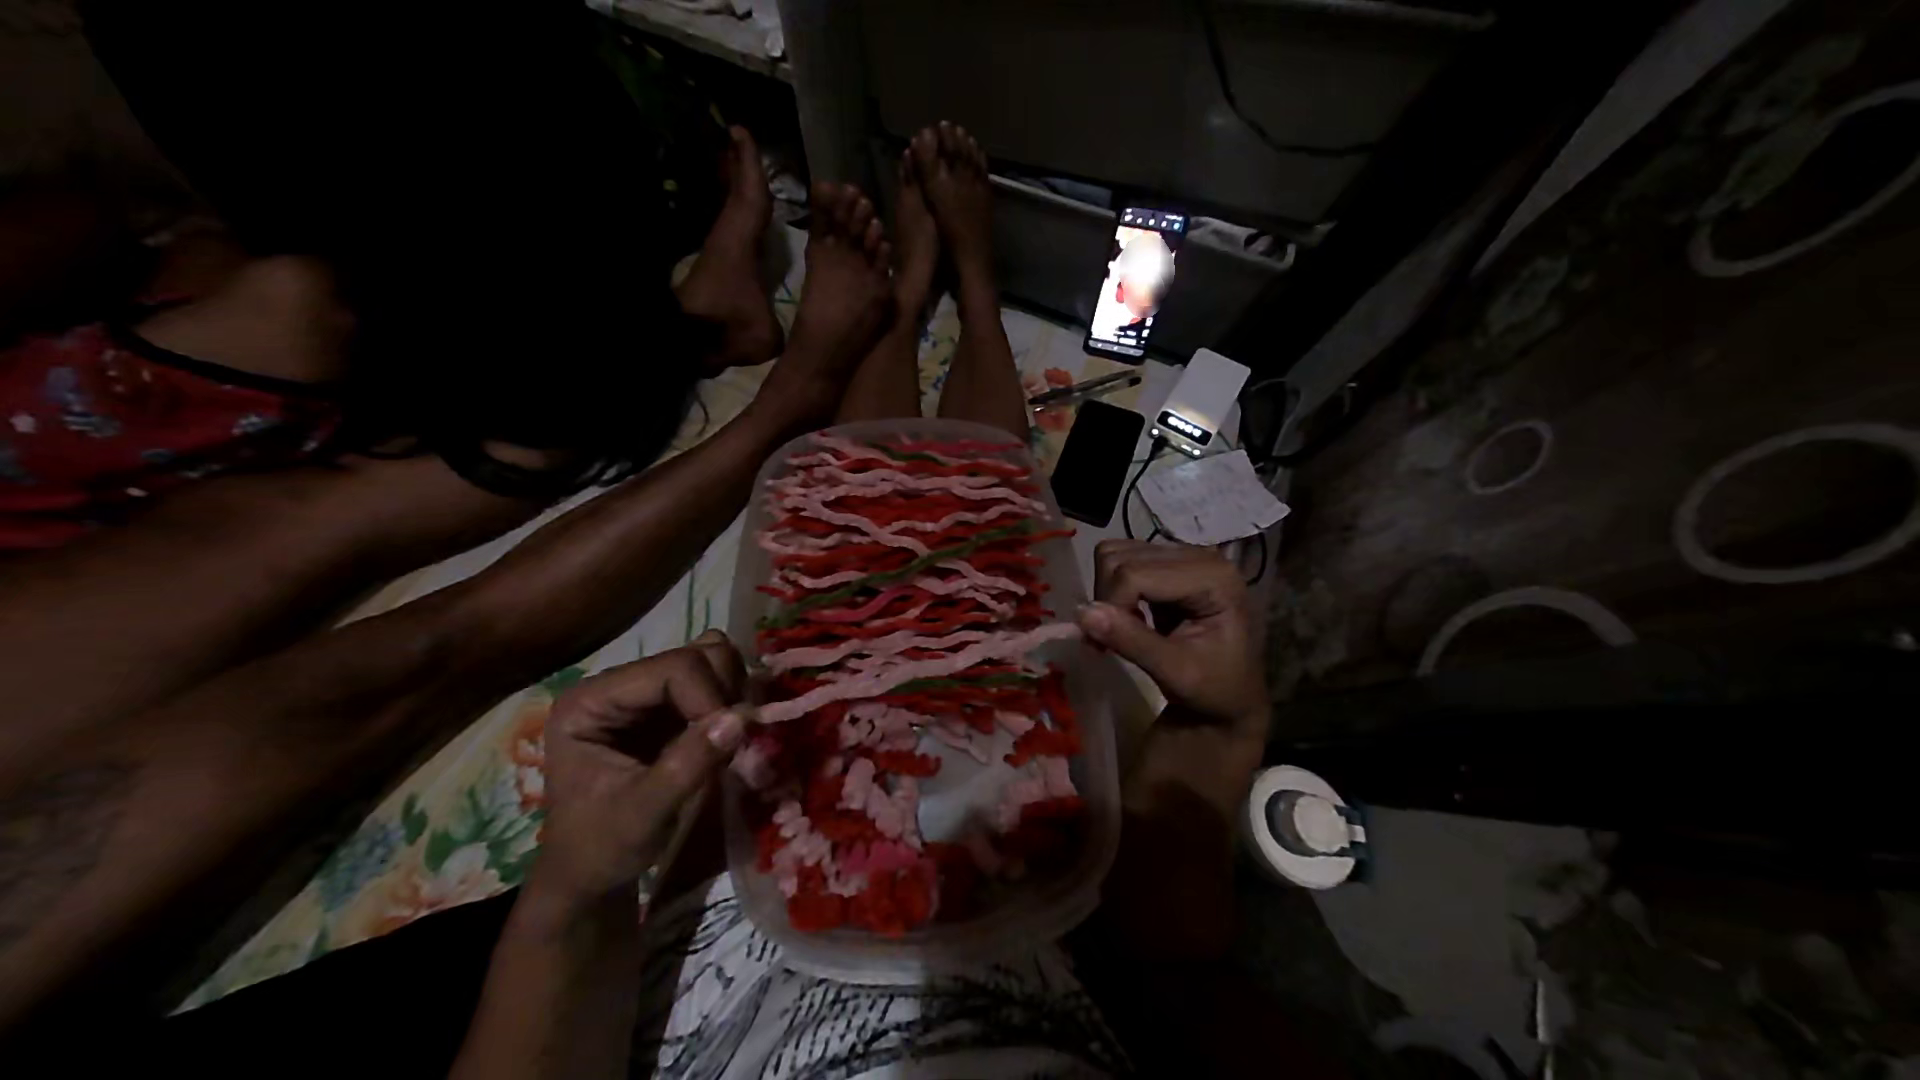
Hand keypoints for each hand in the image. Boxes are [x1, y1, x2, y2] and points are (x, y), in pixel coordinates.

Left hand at [531, 630, 749, 909]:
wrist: (591, 874)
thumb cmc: (602, 847)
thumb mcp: (643, 815)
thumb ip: (688, 765)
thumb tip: (742, 717)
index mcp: (591, 701)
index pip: (671, 669)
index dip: (709, 697)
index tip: (728, 743)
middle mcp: (617, 684)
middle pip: (695, 656)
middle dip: (723, 694)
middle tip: (730, 742)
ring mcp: (645, 692)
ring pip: (710, 660)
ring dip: (731, 694)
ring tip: (727, 740)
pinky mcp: (668, 705)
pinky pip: (715, 680)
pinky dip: (732, 700)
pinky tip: (725, 735)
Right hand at [1077, 541, 1268, 741]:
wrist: (1232, 697)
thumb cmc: (1213, 688)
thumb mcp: (1175, 672)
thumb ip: (1131, 640)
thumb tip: (1081, 613)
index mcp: (1212, 577)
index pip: (1134, 573)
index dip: (1112, 607)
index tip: (1107, 648)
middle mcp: (1199, 556)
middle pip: (1120, 558)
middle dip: (1107, 600)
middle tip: (1112, 640)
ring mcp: (1183, 556)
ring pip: (1114, 554)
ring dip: (1107, 594)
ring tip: (1122, 628)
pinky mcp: (1168, 562)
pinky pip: (1121, 560)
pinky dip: (1113, 590)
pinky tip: (1130, 617)